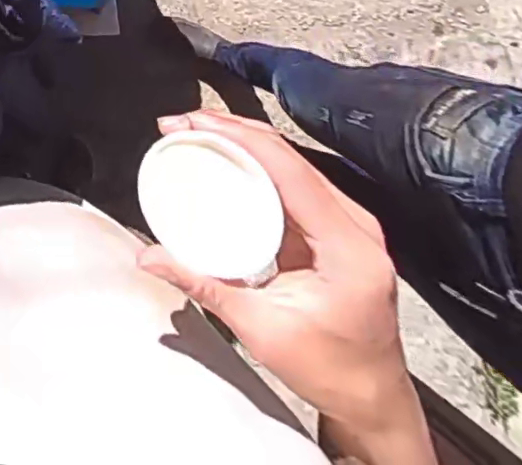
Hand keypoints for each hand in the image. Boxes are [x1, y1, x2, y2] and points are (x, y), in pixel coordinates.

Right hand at [138, 112, 430, 456]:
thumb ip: (200, 285)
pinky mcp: (331, 223)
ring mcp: (346, 222)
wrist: (370, 396)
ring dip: (240, 139)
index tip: (195, 124)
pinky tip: (223, 154)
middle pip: (288, 155)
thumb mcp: (259, 328)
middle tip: (182, 125)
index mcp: (348, 249)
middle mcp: (353, 226)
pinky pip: (289, 176)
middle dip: (230, 130)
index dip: (239, 137)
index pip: (290, 171)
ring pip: (289, 158)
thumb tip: (151, 258)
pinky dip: (253, 157)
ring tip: (194, 132)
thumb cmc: (332, 369)